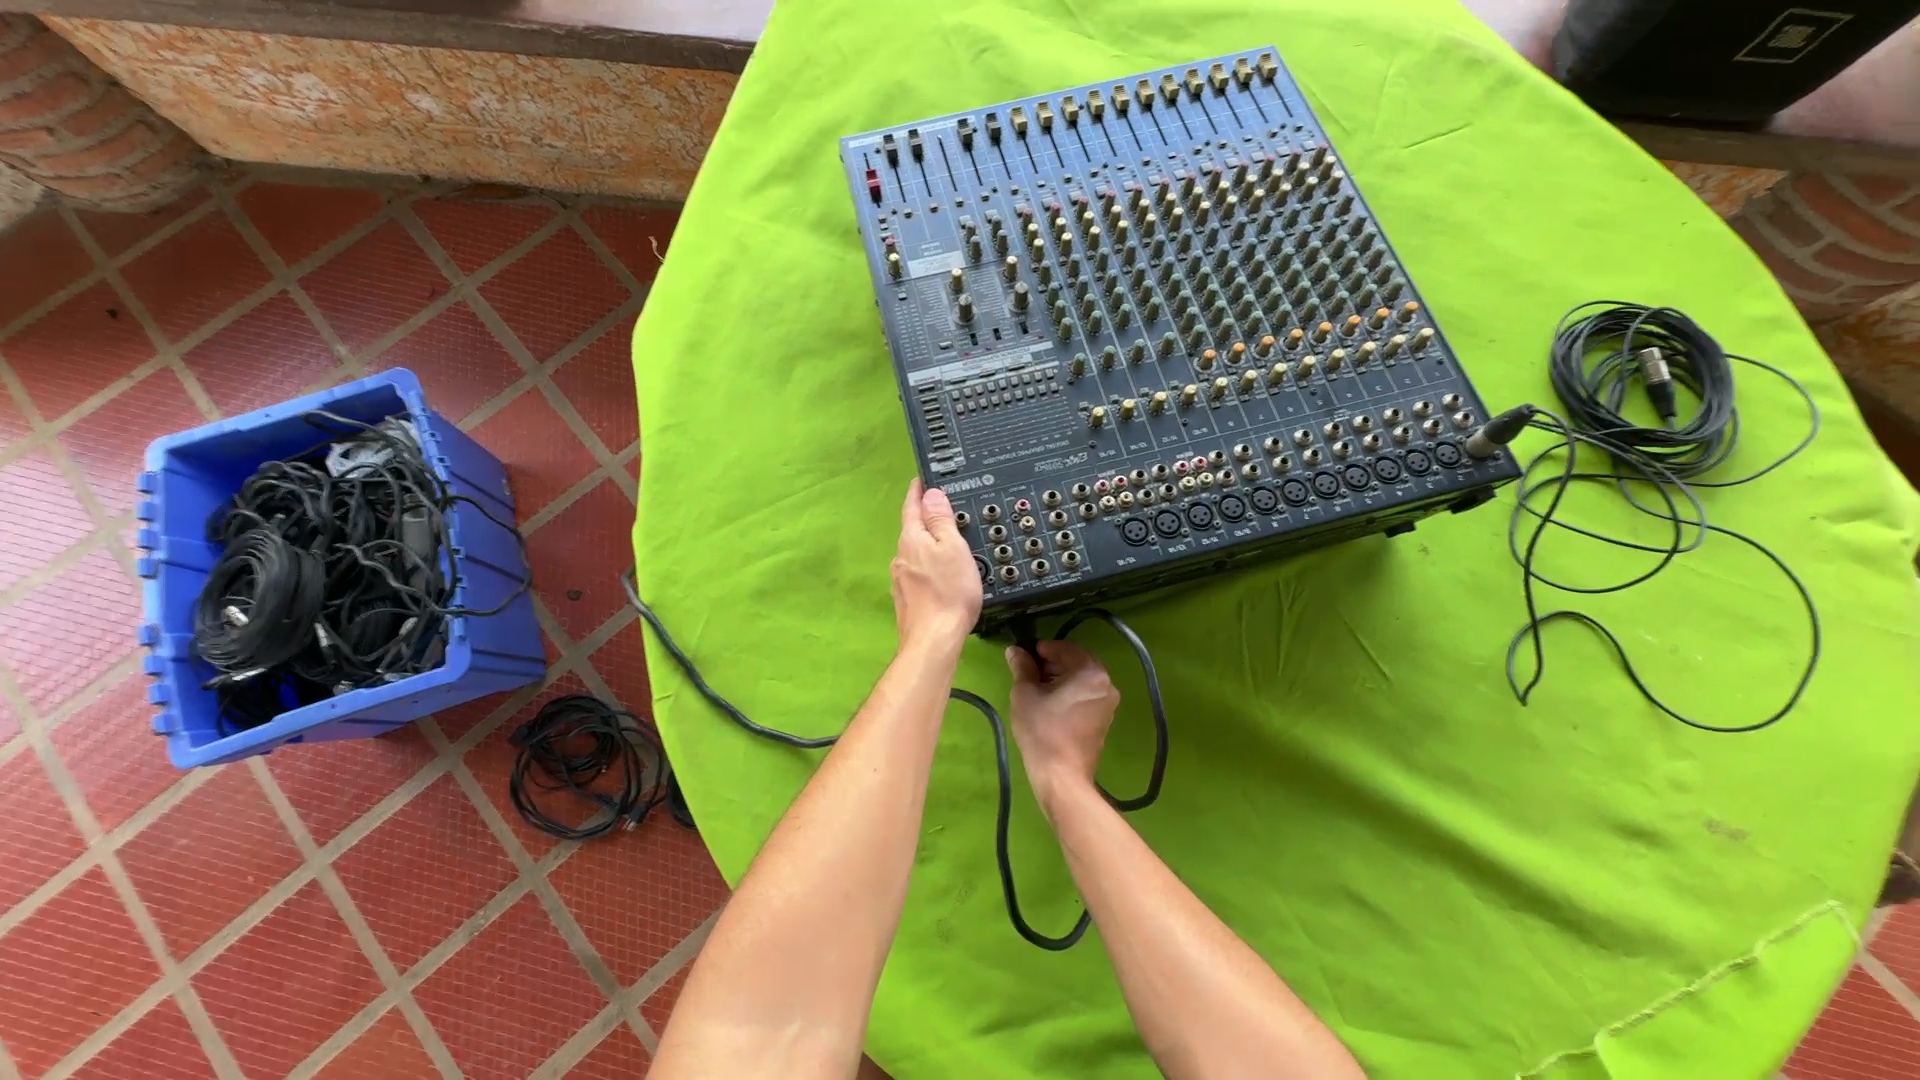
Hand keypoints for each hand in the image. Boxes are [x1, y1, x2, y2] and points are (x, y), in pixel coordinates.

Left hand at [890, 478, 982, 650]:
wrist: (934, 639)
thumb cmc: (949, 592)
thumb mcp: (953, 548)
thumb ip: (941, 520)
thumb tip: (931, 495)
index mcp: (912, 539)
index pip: (912, 506)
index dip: (917, 491)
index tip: (921, 479)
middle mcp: (901, 556)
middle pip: (912, 530)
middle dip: (924, 519)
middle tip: (941, 509)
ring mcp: (901, 580)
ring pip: (914, 553)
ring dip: (927, 545)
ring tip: (945, 543)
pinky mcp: (907, 599)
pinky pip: (917, 573)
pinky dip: (928, 566)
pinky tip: (940, 574)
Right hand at [1005, 640, 1119, 804]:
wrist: (1061, 776)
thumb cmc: (1042, 730)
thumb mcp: (1025, 694)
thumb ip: (1022, 667)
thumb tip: (1014, 650)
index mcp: (1091, 672)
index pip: (1066, 649)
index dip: (1044, 649)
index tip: (1025, 655)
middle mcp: (1106, 684)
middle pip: (1077, 663)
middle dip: (1052, 664)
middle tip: (1028, 672)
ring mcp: (1108, 704)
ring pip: (1082, 681)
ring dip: (1061, 679)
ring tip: (1037, 689)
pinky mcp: (1104, 720)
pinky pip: (1086, 696)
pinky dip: (1070, 693)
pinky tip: (1050, 703)